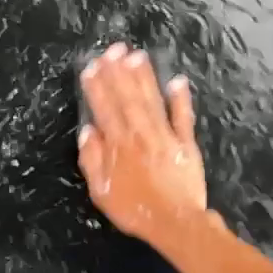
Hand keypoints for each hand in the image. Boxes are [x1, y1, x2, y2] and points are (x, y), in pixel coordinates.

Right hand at [77, 43, 208, 239]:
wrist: (176, 224)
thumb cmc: (134, 209)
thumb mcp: (101, 191)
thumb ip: (92, 160)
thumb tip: (87, 131)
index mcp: (118, 145)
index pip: (104, 108)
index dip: (97, 86)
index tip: (92, 65)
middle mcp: (140, 135)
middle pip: (127, 98)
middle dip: (119, 72)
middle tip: (113, 48)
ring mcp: (165, 137)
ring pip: (151, 102)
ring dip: (144, 78)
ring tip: (137, 55)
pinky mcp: (185, 144)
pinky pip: (182, 118)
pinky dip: (180, 99)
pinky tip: (178, 81)